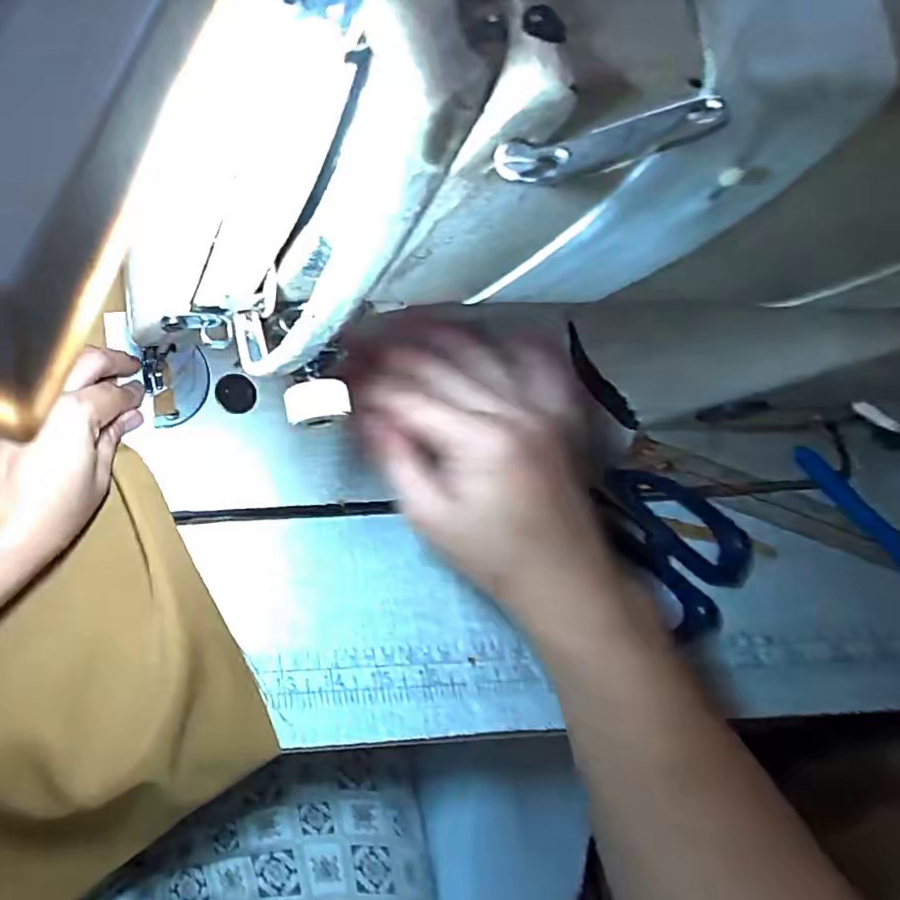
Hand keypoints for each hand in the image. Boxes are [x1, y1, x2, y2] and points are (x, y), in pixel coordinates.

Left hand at [0, 346, 144, 570]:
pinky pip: (30, 387)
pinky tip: (63, 401)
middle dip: (112, 362)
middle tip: (126, 369)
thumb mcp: (97, 480)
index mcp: (74, 411)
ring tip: (96, 381)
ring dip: (80, 368)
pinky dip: (51, 388)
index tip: (136, 396)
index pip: (113, 392)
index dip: (131, 394)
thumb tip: (124, 420)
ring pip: (55, 366)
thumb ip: (111, 438)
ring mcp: (16, 401)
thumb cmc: (44, 517)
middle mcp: (42, 397)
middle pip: (86, 360)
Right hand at [347, 319, 621, 620]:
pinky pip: (537, 358)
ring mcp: (543, 405)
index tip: (335, 375)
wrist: (565, 579)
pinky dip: (506, 339)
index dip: (364, 383)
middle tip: (353, 342)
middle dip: (387, 351)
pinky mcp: (561, 410)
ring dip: (436, 330)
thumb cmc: (489, 554)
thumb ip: (394, 456)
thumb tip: (362, 414)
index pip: (406, 396)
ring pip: (482, 348)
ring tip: (399, 320)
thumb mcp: (426, 513)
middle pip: (438, 363)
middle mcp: (514, 410)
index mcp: (478, 441)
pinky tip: (480, 332)